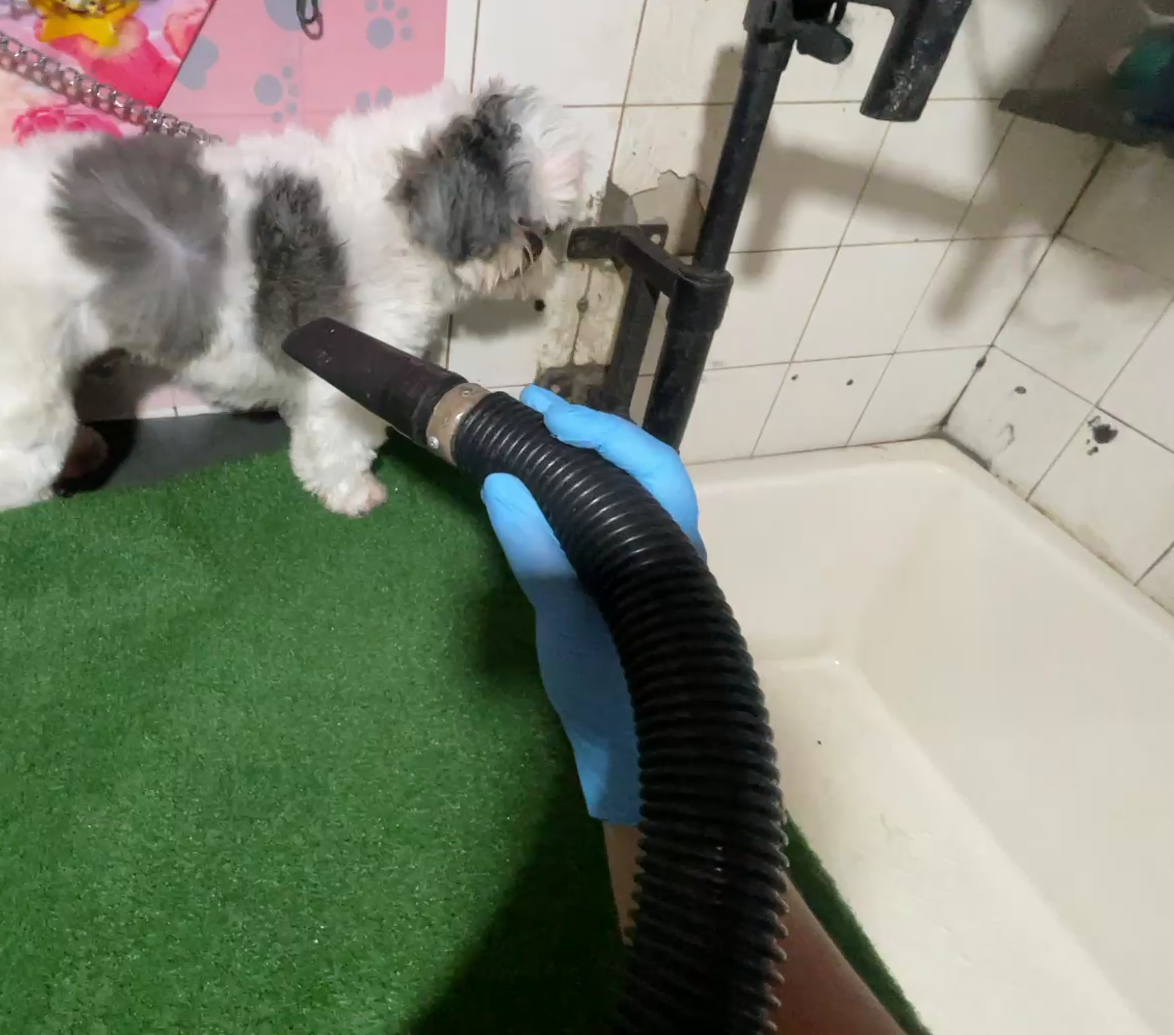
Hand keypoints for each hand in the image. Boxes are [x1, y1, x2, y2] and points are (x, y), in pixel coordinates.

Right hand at [479, 387, 700, 825]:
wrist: (627, 761)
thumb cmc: (608, 696)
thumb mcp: (569, 625)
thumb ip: (542, 556)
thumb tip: (504, 484)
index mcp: (669, 552)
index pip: (651, 470)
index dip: (605, 436)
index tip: (549, 418)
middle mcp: (665, 549)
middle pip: (636, 473)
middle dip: (589, 437)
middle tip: (532, 413)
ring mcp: (642, 568)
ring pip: (618, 497)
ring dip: (578, 464)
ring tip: (531, 441)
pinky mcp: (617, 586)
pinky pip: (598, 525)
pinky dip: (569, 498)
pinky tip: (538, 496)